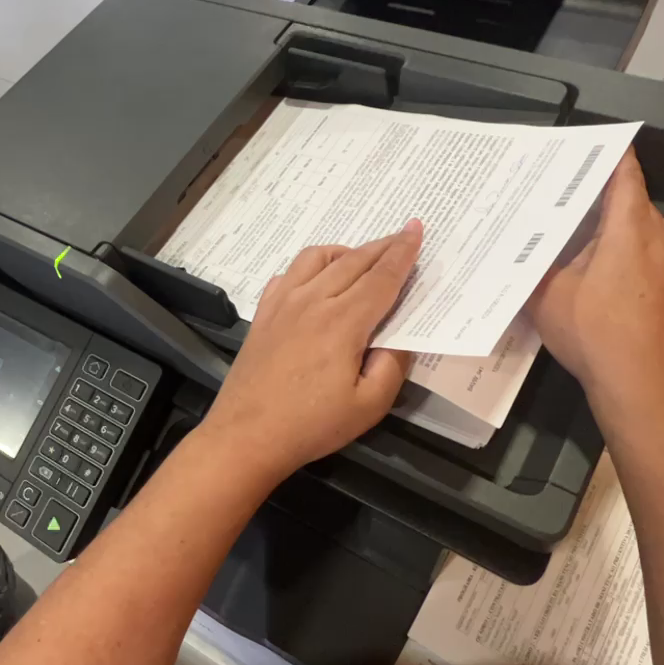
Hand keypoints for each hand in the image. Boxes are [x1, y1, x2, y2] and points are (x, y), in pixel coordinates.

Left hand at [199, 220, 423, 483]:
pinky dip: (308, 267)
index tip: (417, 229)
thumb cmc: (311, 425)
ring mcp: (282, 305)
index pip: (381, 278)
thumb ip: (392, 365)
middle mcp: (312, 301)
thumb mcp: (369, 405)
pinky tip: (314, 279)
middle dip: (381, 246)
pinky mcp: (262, 315)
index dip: (403, 253)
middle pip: (352, 261)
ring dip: (344, 251)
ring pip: (315, 259)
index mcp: (343, 321)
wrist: (246, 435)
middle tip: (402, 234)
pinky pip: (287, 275)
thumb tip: (399, 336)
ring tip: (360, 256)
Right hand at [526, 152, 663, 418]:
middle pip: (636, 206)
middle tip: (569, 197)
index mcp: (628, 233)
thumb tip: (517, 247)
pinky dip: (629, 259)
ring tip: (582, 238)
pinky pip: (652, 263)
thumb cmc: (594, 334)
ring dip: (618, 231)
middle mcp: (659, 244)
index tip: (595, 145)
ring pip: (645, 236)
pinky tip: (604, 282)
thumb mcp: (546, 297)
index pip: (625, 179)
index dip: (612, 157)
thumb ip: (533, 266)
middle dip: (606, 198)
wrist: (644, 390)